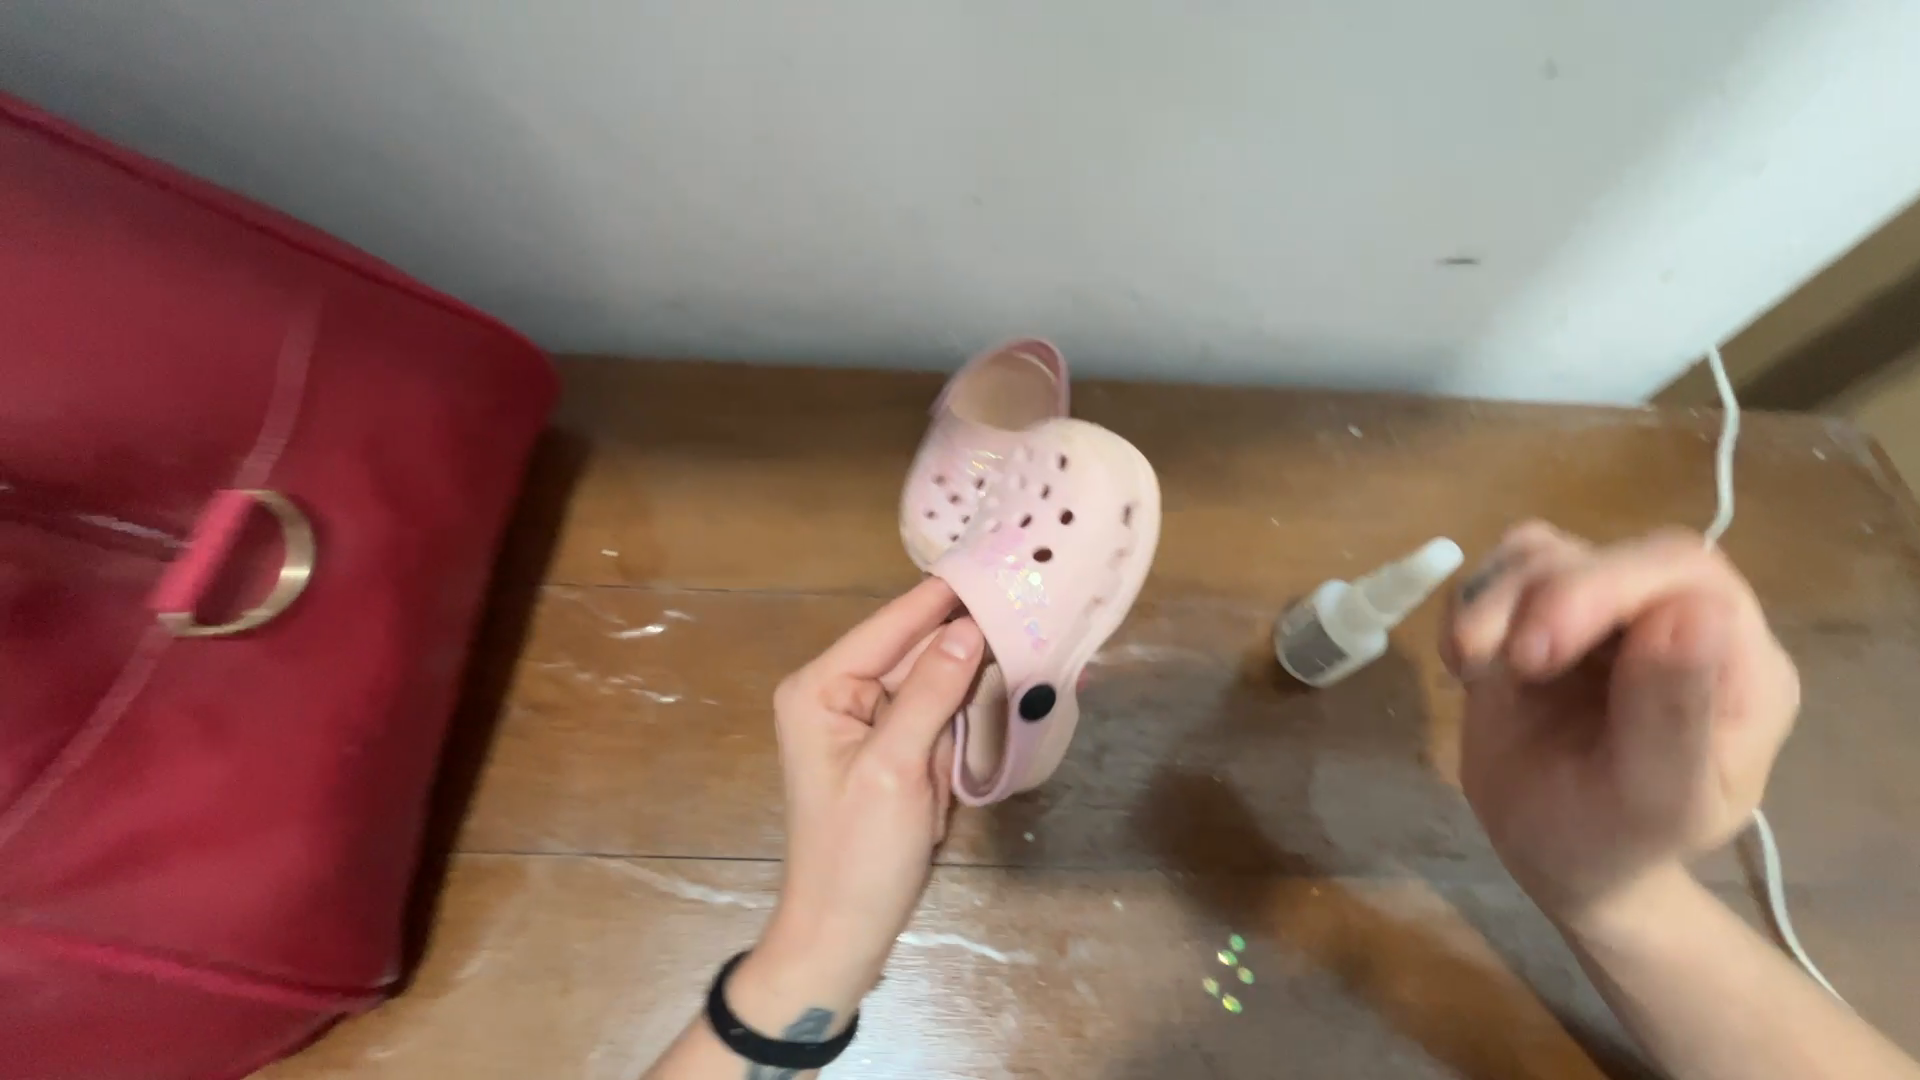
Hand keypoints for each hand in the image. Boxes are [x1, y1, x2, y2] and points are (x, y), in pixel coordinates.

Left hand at [736, 579, 983, 1021]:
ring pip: (930, 672)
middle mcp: (840, 690)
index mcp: (821, 687)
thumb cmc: (858, 853)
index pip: (889, 626)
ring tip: (1024, 618)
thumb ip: (931, 692)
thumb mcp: (894, 767)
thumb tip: (969, 627)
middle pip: (911, 645)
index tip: (989, 560)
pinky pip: (936, 704)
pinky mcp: (896, 741)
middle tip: (1021, 590)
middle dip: (964, 626)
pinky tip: (1006, 668)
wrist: (846, 930)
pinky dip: (969, 693)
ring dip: (972, 656)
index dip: (940, 596)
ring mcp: (870, 717)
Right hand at [1442, 522, 1799, 927]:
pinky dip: (1462, 609)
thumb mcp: (1654, 799)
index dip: (1600, 588)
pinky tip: (1462, 664)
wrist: (1551, 851)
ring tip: (1466, 668)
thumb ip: (1673, 711)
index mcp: (1734, 662)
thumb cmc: (1614, 840)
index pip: (1681, 573)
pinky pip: (1491, 577)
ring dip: (1485, 604)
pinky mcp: (1528, 619)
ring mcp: (1593, 617)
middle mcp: (1667, 622)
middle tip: (1481, 661)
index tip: (1530, 654)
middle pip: (1599, 555)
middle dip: (1531, 597)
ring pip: (1536, 555)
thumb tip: (1692, 609)